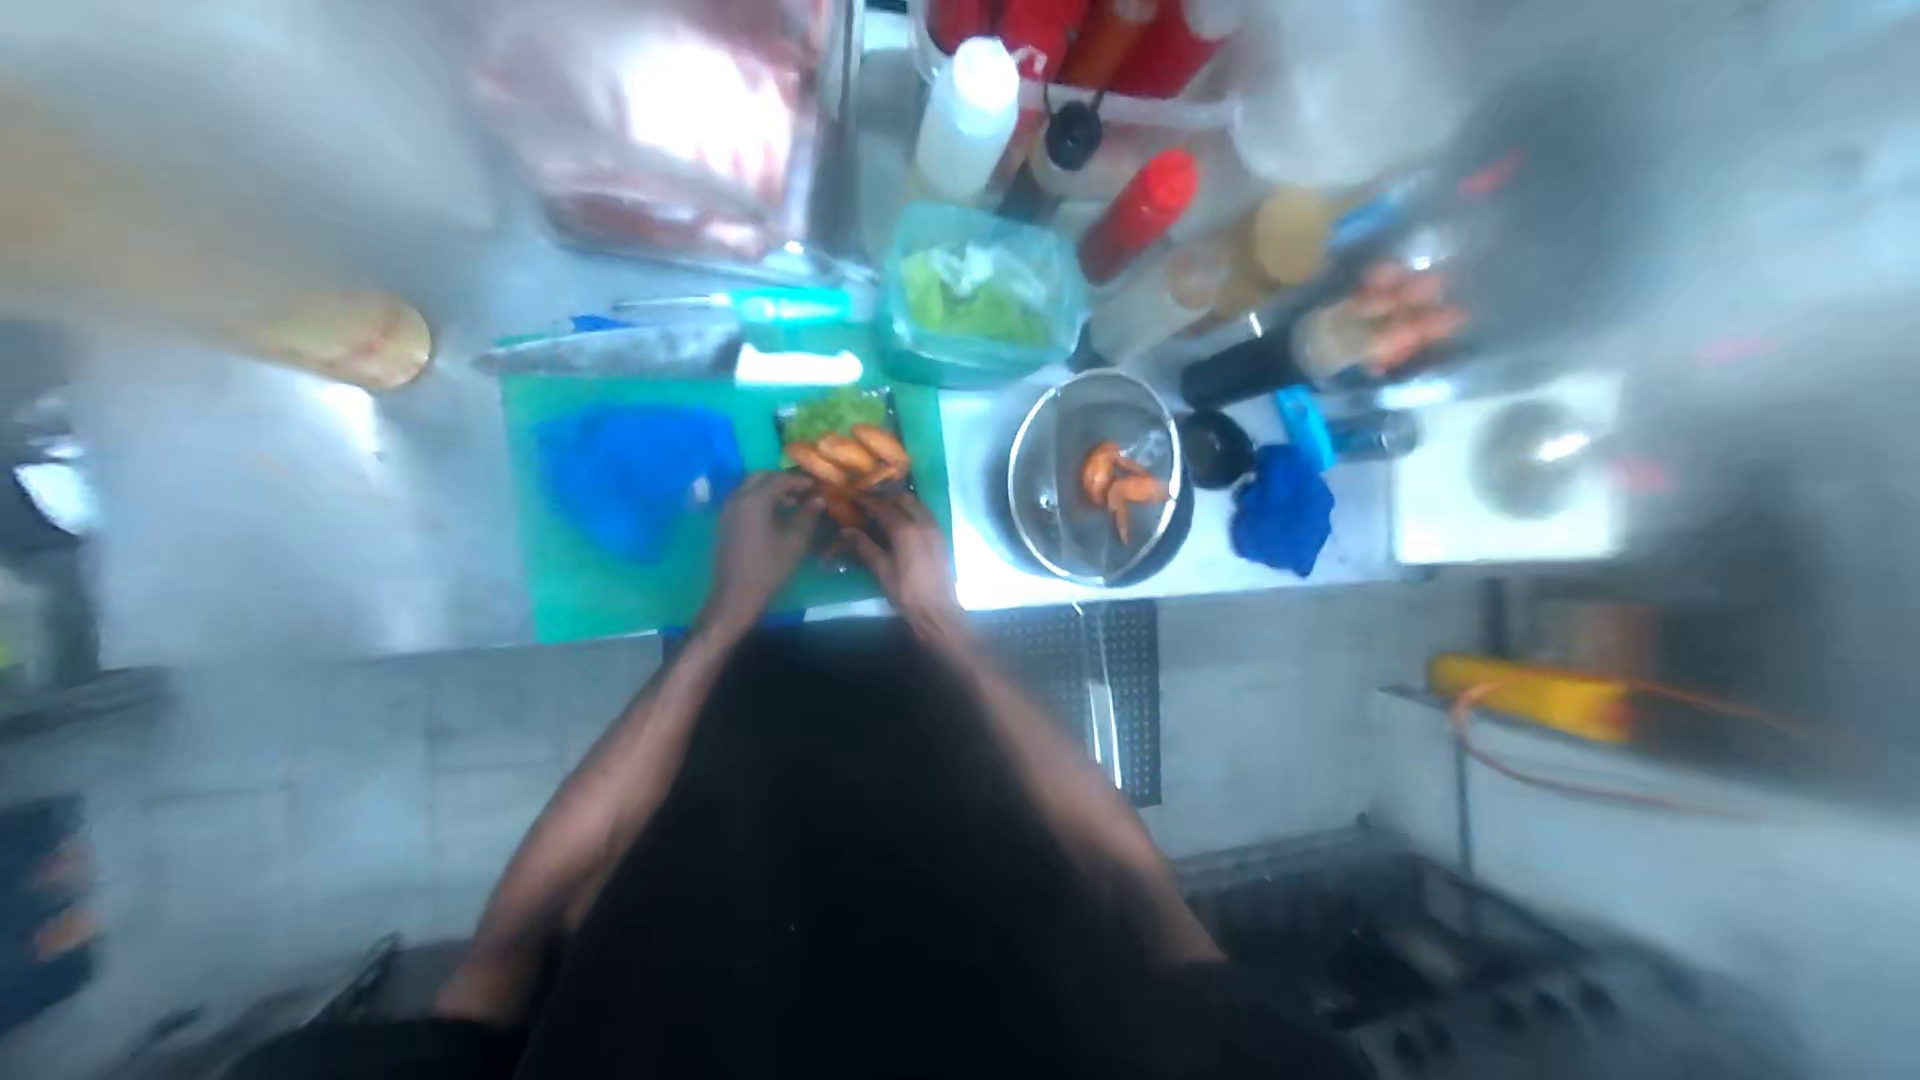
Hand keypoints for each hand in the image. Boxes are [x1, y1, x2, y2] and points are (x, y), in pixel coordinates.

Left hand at [700, 472, 822, 635]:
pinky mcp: (725, 521)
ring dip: (770, 489)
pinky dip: (759, 498)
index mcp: (755, 500)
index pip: (780, 479)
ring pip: (750, 487)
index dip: (800, 480)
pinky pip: (743, 499)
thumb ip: (807, 516)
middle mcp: (738, 498)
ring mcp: (728, 510)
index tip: (816, 486)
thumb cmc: (769, 568)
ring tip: (792, 503)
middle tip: (802, 490)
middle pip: (761, 476)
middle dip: (782, 479)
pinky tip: (775, 514)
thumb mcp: (794, 542)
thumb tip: (818, 499)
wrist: (736, 594)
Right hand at [842, 492, 969, 653]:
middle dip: (886, 497)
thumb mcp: (881, 569)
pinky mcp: (941, 537)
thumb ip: (864, 546)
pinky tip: (903, 523)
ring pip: (917, 504)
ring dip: (901, 502)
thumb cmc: (906, 592)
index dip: (867, 500)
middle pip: (903, 498)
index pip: (883, 506)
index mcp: (906, 529)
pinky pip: (926, 514)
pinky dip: (913, 511)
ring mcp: (935, 528)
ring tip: (885, 511)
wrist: (937, 610)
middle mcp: (923, 522)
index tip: (854, 496)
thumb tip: (845, 530)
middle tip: (869, 503)